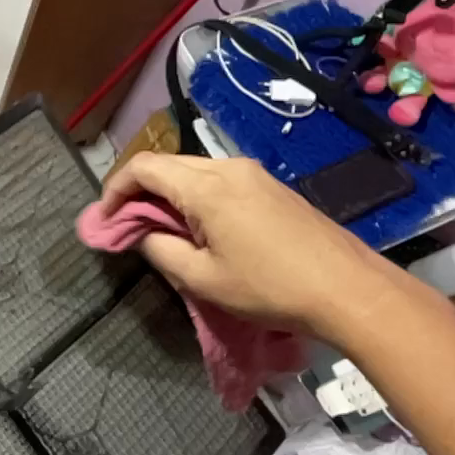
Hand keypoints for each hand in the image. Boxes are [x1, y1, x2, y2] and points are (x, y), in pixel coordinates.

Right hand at [98, 154, 406, 338]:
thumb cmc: (270, 288)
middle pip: (166, 164)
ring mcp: (252, 173)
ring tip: (158, 229)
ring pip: (191, 170)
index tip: (105, 220)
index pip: (143, 167)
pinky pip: (216, 179)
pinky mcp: (269, 185)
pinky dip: (193, 195)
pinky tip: (196, 226)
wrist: (349, 291)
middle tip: (126, 226)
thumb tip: (141, 234)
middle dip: (138, 190)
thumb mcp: (202, 279)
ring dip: (166, 193)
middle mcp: (227, 167)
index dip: (114, 189)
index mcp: (206, 187)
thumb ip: (160, 249)